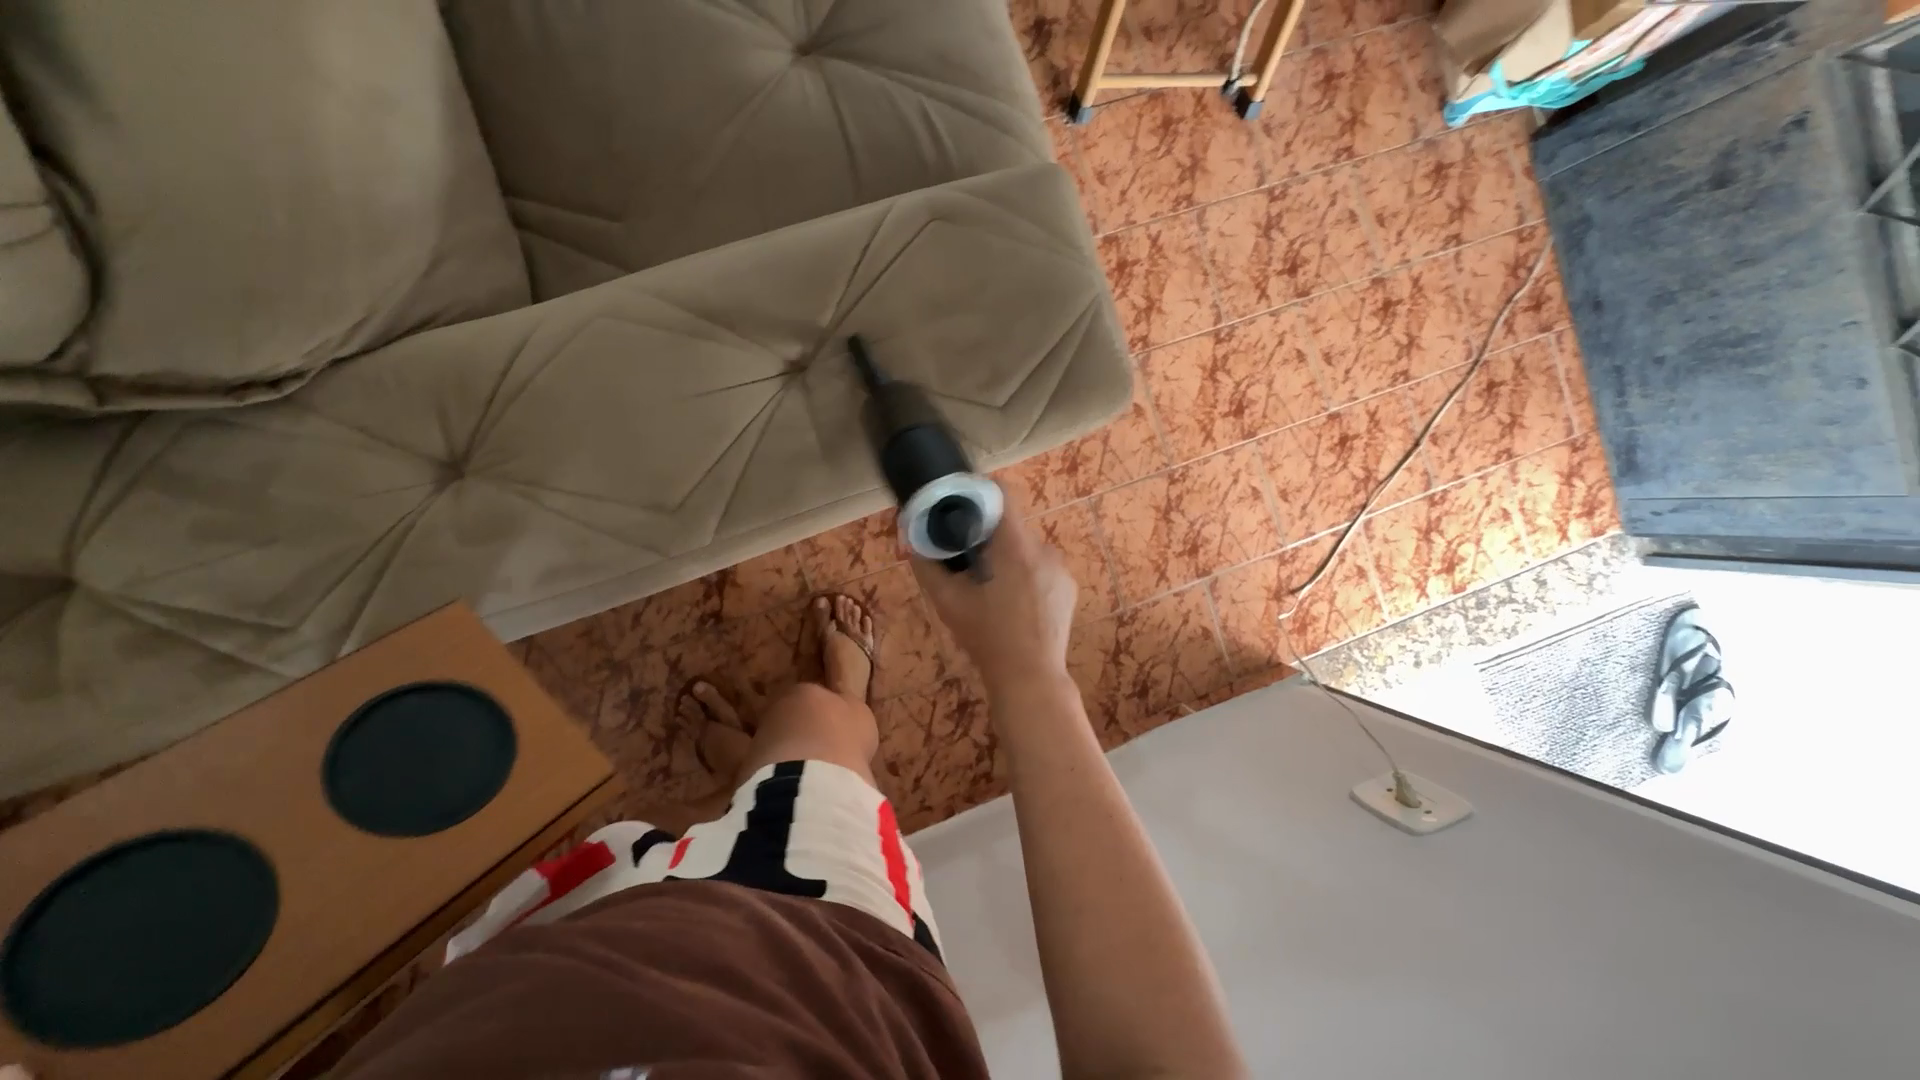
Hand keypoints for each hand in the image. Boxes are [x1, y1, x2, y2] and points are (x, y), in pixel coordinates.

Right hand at [911, 501, 1075, 693]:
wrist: (1030, 677)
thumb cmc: (986, 637)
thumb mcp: (947, 601)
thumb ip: (927, 565)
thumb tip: (910, 541)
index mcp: (1016, 546)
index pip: (1001, 495)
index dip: (978, 492)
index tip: (959, 503)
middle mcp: (1044, 550)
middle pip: (1011, 525)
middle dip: (987, 533)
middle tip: (964, 554)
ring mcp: (1060, 569)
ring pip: (1026, 548)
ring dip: (1006, 557)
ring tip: (987, 585)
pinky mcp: (1068, 588)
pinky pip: (1041, 568)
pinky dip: (1024, 574)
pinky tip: (1011, 601)